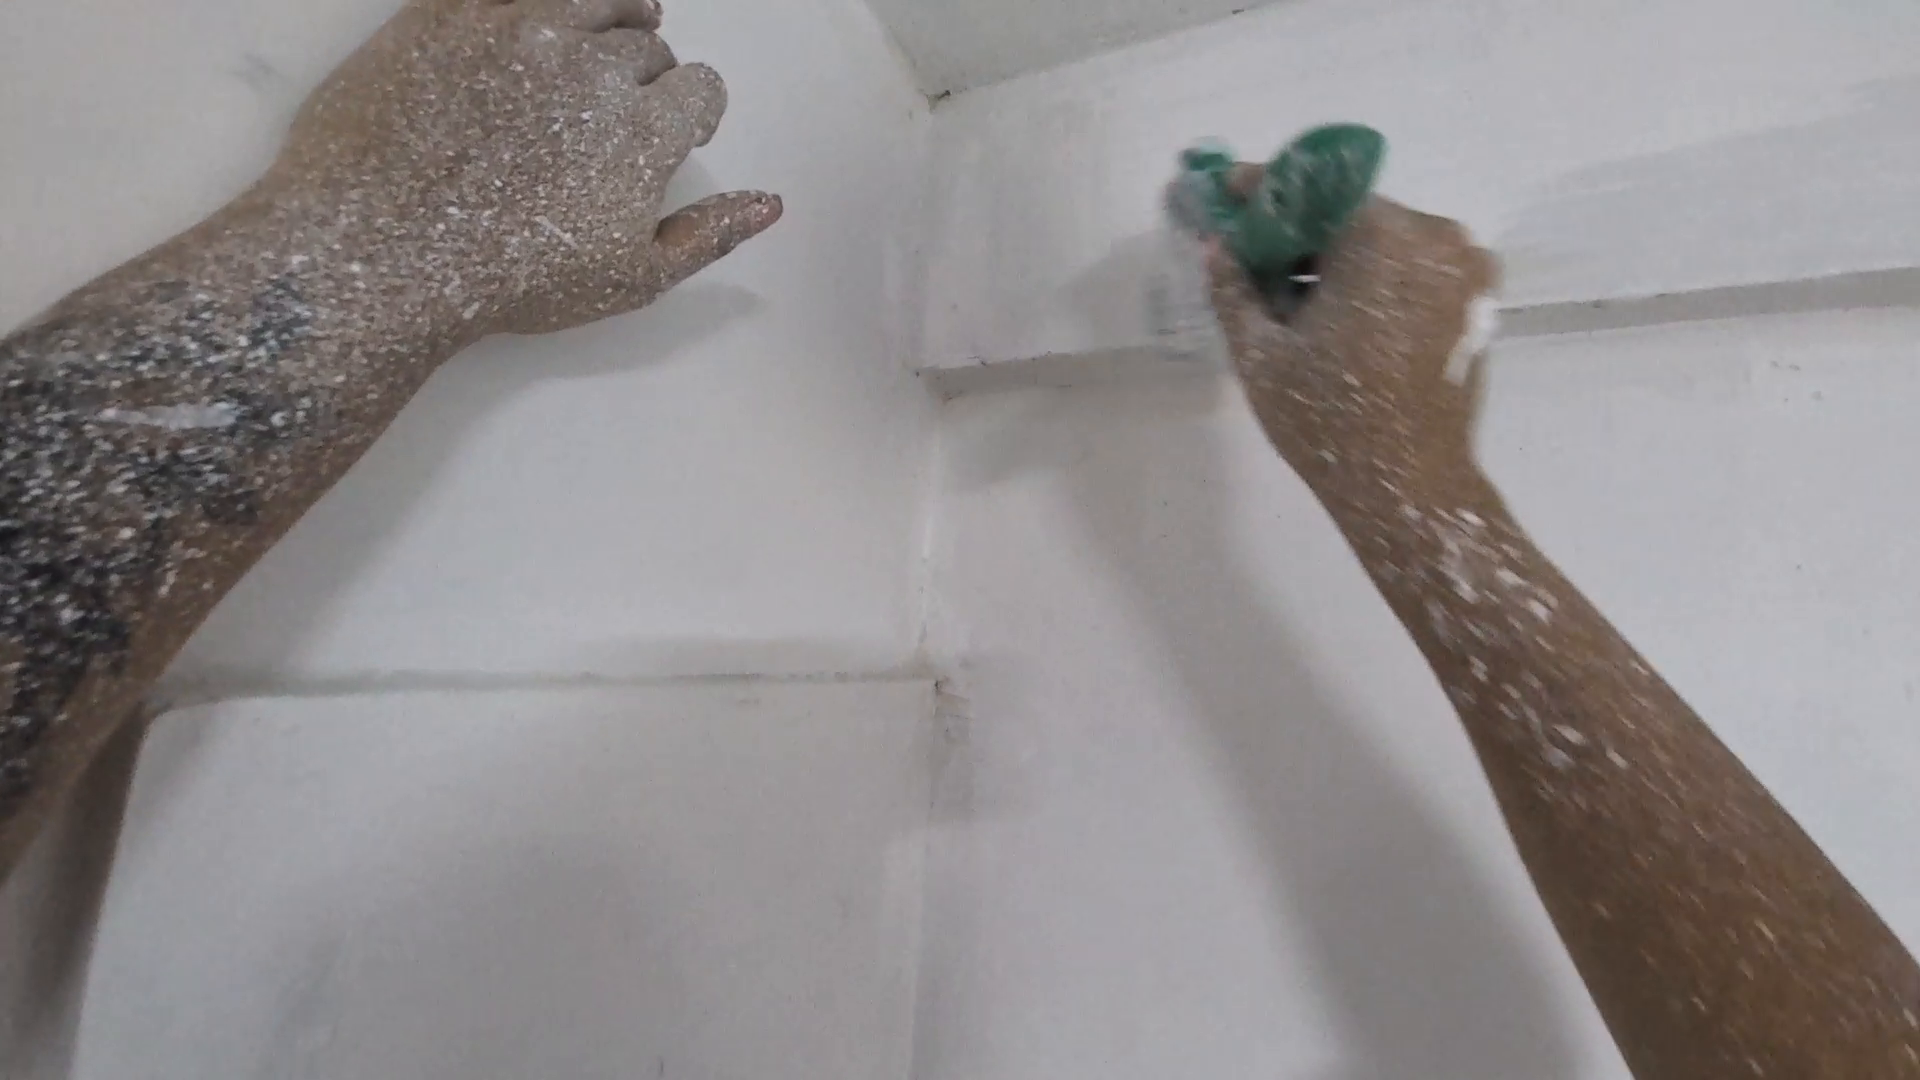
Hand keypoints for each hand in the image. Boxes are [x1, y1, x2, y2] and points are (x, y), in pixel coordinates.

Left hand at [269, 0, 780, 335]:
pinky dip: (546, 1)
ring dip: (615, 15)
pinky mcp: (447, 12)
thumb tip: (771, 203)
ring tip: (608, 43)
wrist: (389, 251)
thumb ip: (711, 233)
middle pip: (649, 42)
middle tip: (632, 112)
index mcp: (643, 128)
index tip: (686, 132)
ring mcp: (515, 27)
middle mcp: (590, 62)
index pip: (702, 85)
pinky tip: (546, 25)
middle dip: (655, 75)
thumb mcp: (637, 276)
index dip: (702, 108)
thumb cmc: (527, 278)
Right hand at [1208, 195, 1498, 496]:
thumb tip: (1215, 249)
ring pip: (1384, 244)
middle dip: (1299, 233)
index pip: (1313, 192)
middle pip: (1352, 217)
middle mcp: (1435, 238)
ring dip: (1335, 260)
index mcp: (1381, 240)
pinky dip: (1370, 281)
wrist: (1405, 484)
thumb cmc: (1324, 419)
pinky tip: (1337, 317)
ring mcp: (1464, 271)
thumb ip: (1233, 291)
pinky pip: (1411, 271)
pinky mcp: (1475, 303)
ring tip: (1293, 299)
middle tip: (1255, 260)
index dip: (1263, 189)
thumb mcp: (1260, 355)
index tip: (1228, 189)